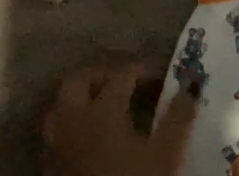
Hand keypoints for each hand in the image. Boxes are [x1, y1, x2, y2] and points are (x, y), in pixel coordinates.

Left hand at [42, 64, 197, 175]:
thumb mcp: (165, 154)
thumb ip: (178, 117)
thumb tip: (190, 86)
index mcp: (103, 109)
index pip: (122, 75)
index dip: (141, 71)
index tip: (159, 79)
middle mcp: (74, 118)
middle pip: (79, 80)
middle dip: (101, 75)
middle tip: (123, 85)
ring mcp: (55, 143)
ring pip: (59, 105)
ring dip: (79, 98)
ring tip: (100, 107)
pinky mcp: (48, 166)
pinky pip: (52, 133)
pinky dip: (68, 124)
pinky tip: (84, 138)